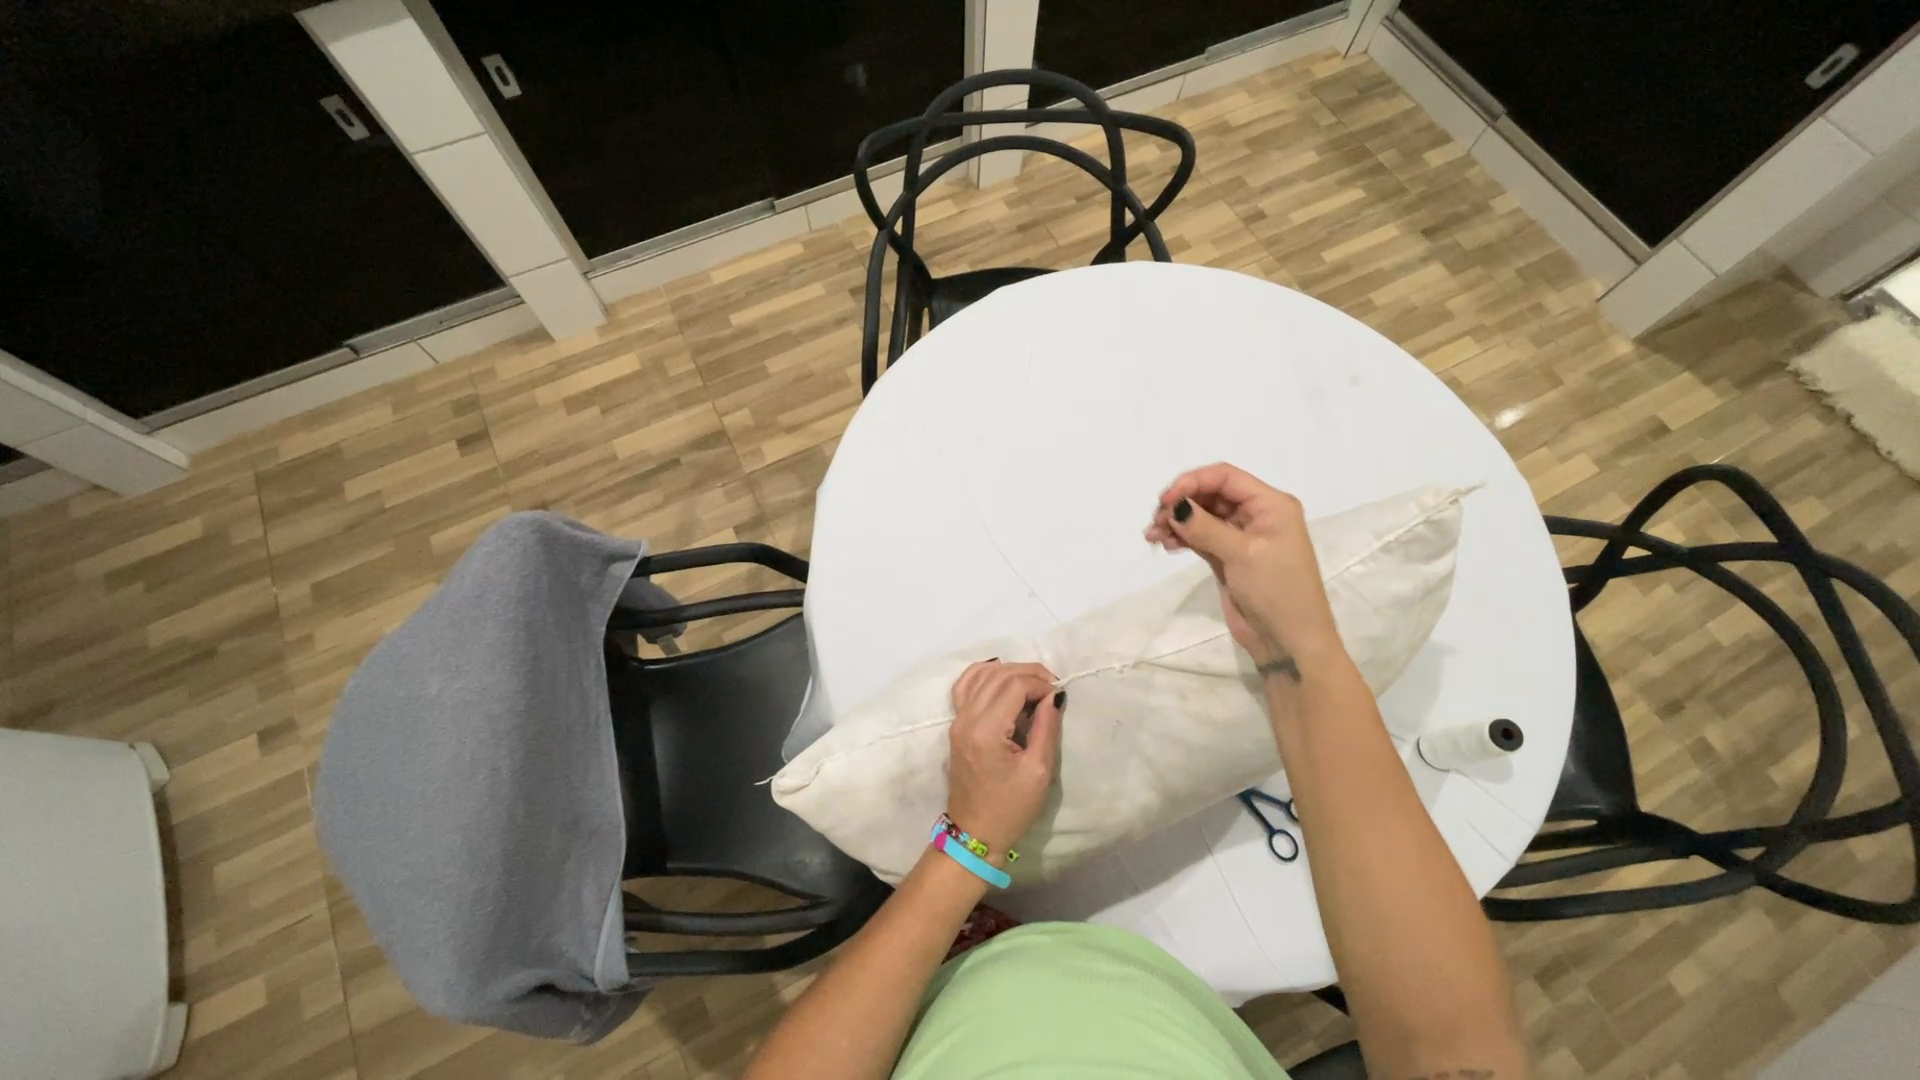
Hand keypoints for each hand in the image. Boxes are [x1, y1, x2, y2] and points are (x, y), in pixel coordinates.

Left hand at [945, 661, 1063, 859]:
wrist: (975, 833)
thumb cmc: (1011, 808)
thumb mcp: (1039, 771)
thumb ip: (1046, 727)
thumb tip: (1054, 695)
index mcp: (986, 730)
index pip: (1014, 685)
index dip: (1040, 684)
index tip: (1059, 696)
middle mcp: (966, 719)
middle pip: (998, 675)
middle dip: (1028, 673)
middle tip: (1052, 686)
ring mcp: (957, 720)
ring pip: (980, 676)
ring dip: (1008, 671)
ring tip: (1033, 682)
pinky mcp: (956, 725)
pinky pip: (965, 686)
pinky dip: (983, 674)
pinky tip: (1001, 674)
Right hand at [1143, 463, 1342, 673]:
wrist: (1289, 640)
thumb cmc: (1277, 591)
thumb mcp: (1243, 554)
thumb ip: (1205, 527)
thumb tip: (1174, 507)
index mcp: (1270, 504)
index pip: (1225, 477)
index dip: (1192, 482)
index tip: (1166, 500)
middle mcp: (1256, 514)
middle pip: (1211, 494)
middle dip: (1181, 503)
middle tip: (1156, 522)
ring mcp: (1240, 537)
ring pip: (1202, 516)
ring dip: (1177, 521)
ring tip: (1154, 536)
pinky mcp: (1227, 557)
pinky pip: (1200, 537)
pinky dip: (1182, 537)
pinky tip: (1166, 545)